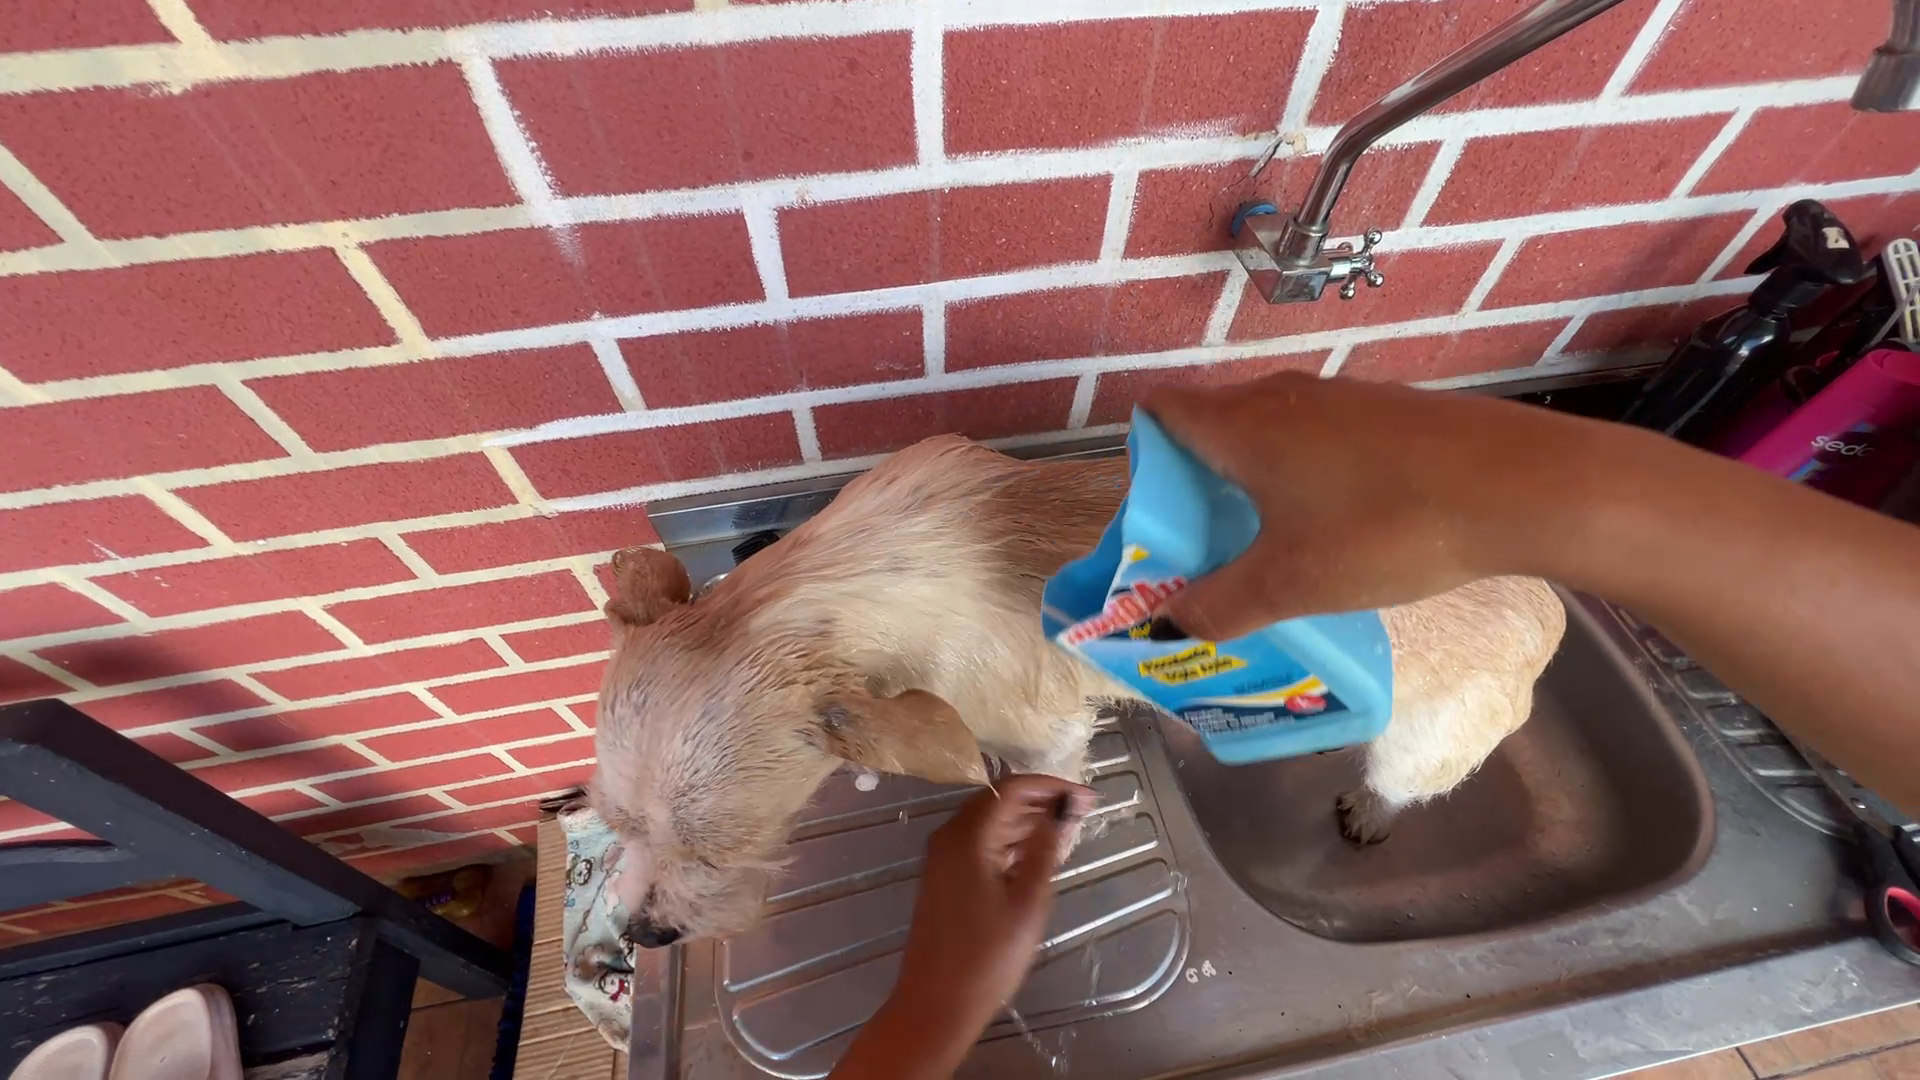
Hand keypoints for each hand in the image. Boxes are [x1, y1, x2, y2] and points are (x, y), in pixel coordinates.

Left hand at [831, 774, 1094, 1079]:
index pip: (1012, 788)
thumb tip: (1061, 811)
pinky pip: (982, 843)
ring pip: (991, 822)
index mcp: (967, 835)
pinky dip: (1011, 841)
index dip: (1051, 786)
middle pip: (999, 800)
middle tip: (1082, 812)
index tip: (1086, 797)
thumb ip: (1045, 850)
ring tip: (1067, 830)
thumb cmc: (986, 958)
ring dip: (1028, 821)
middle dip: (1042, 801)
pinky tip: (1037, 853)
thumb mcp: (1027, 903)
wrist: (934, 1006)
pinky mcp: (945, 876)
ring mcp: (944, 856)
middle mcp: (950, 835)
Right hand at [1143, 371, 1590, 639]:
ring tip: (1267, 537)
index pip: (1161, 409)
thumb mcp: (1291, 584)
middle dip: (1194, 477)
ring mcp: (1338, 396)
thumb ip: (1218, 606)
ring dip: (1250, 475)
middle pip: (1209, 422)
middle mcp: (1279, 395)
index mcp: (1240, 425)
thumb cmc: (1385, 528)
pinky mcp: (1385, 408)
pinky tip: (1336, 519)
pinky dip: (1300, 469)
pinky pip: (1314, 432)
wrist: (1530, 486)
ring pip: (1265, 428)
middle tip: (1205, 538)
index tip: (1159, 506)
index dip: (1145, 452)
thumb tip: (1169, 626)